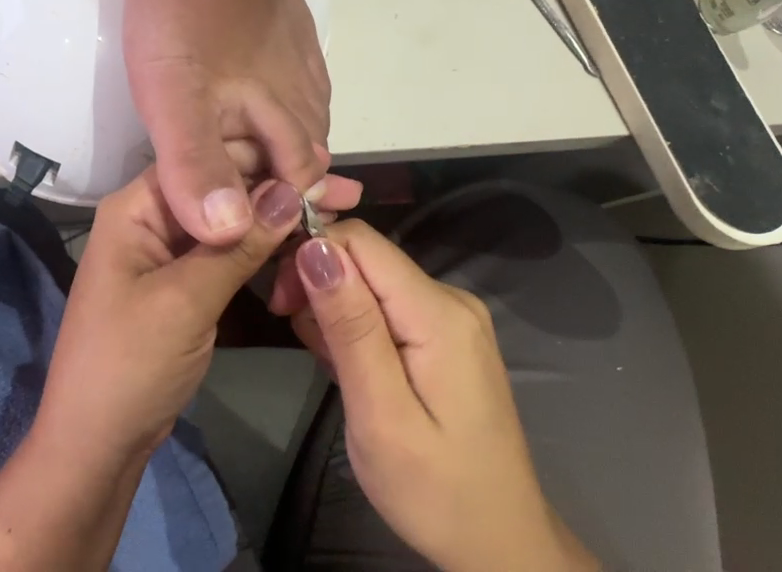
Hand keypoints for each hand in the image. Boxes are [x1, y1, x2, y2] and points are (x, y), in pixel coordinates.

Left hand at [36, 165, 361, 458]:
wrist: (98, 440)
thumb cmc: (130, 363)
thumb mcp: (186, 300)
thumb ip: (239, 245)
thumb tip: (292, 190)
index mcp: (137, 207)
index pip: (204, 160)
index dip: (263, 158)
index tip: (326, 166)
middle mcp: (152, 218)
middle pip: (221, 188)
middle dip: (279, 187)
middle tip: (347, 191)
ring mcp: (169, 252)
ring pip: (231, 220)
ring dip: (278, 217)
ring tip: (341, 210)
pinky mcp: (184, 281)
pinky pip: (229, 251)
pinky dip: (264, 247)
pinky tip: (304, 243)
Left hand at [79, 0, 332, 249]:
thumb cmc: (183, 0)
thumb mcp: (179, 94)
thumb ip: (199, 166)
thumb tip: (229, 238)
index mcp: (285, 103)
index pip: (300, 179)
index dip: (278, 215)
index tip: (243, 242)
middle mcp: (296, 71)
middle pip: (297, 141)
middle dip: (268, 178)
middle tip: (224, 204)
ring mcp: (280, 30)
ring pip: (281, 98)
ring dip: (255, 132)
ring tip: (218, 159)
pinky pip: (262, 58)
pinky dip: (243, 85)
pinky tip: (215, 81)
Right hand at [270, 222, 599, 571]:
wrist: (499, 545)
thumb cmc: (435, 492)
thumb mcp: (381, 415)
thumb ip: (350, 327)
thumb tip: (315, 247)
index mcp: (439, 313)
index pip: (360, 240)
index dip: (310, 256)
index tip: (282, 304)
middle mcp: (450, 299)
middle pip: (363, 257)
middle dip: (316, 284)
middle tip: (295, 336)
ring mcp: (450, 317)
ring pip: (368, 280)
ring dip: (332, 311)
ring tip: (327, 365)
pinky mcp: (443, 335)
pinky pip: (384, 306)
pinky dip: (354, 328)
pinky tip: (348, 368)